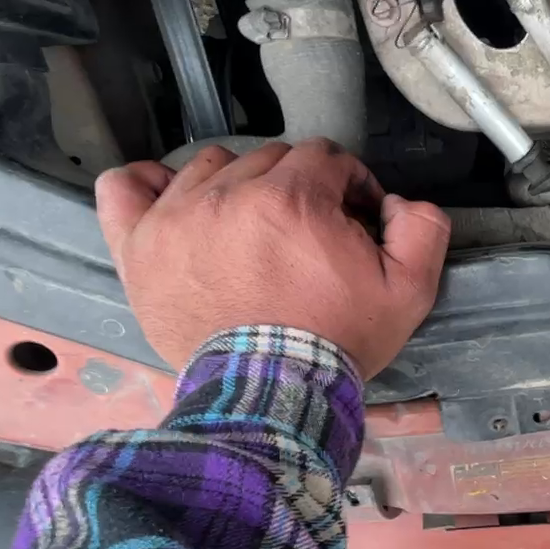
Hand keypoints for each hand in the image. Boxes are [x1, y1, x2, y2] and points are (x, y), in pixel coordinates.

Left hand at [96, 138, 450, 375]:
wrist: (273, 391)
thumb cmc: (339, 339)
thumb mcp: (409, 293)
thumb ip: (421, 230)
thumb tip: (399, 201)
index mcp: (296, 198)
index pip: (327, 157)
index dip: (350, 184)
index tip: (356, 219)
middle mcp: (230, 193)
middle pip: (272, 159)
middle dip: (301, 188)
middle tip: (313, 235)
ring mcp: (176, 215)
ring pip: (212, 166)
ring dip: (241, 186)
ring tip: (256, 230)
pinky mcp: (138, 245)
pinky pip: (128, 185)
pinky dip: (152, 185)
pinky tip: (179, 205)